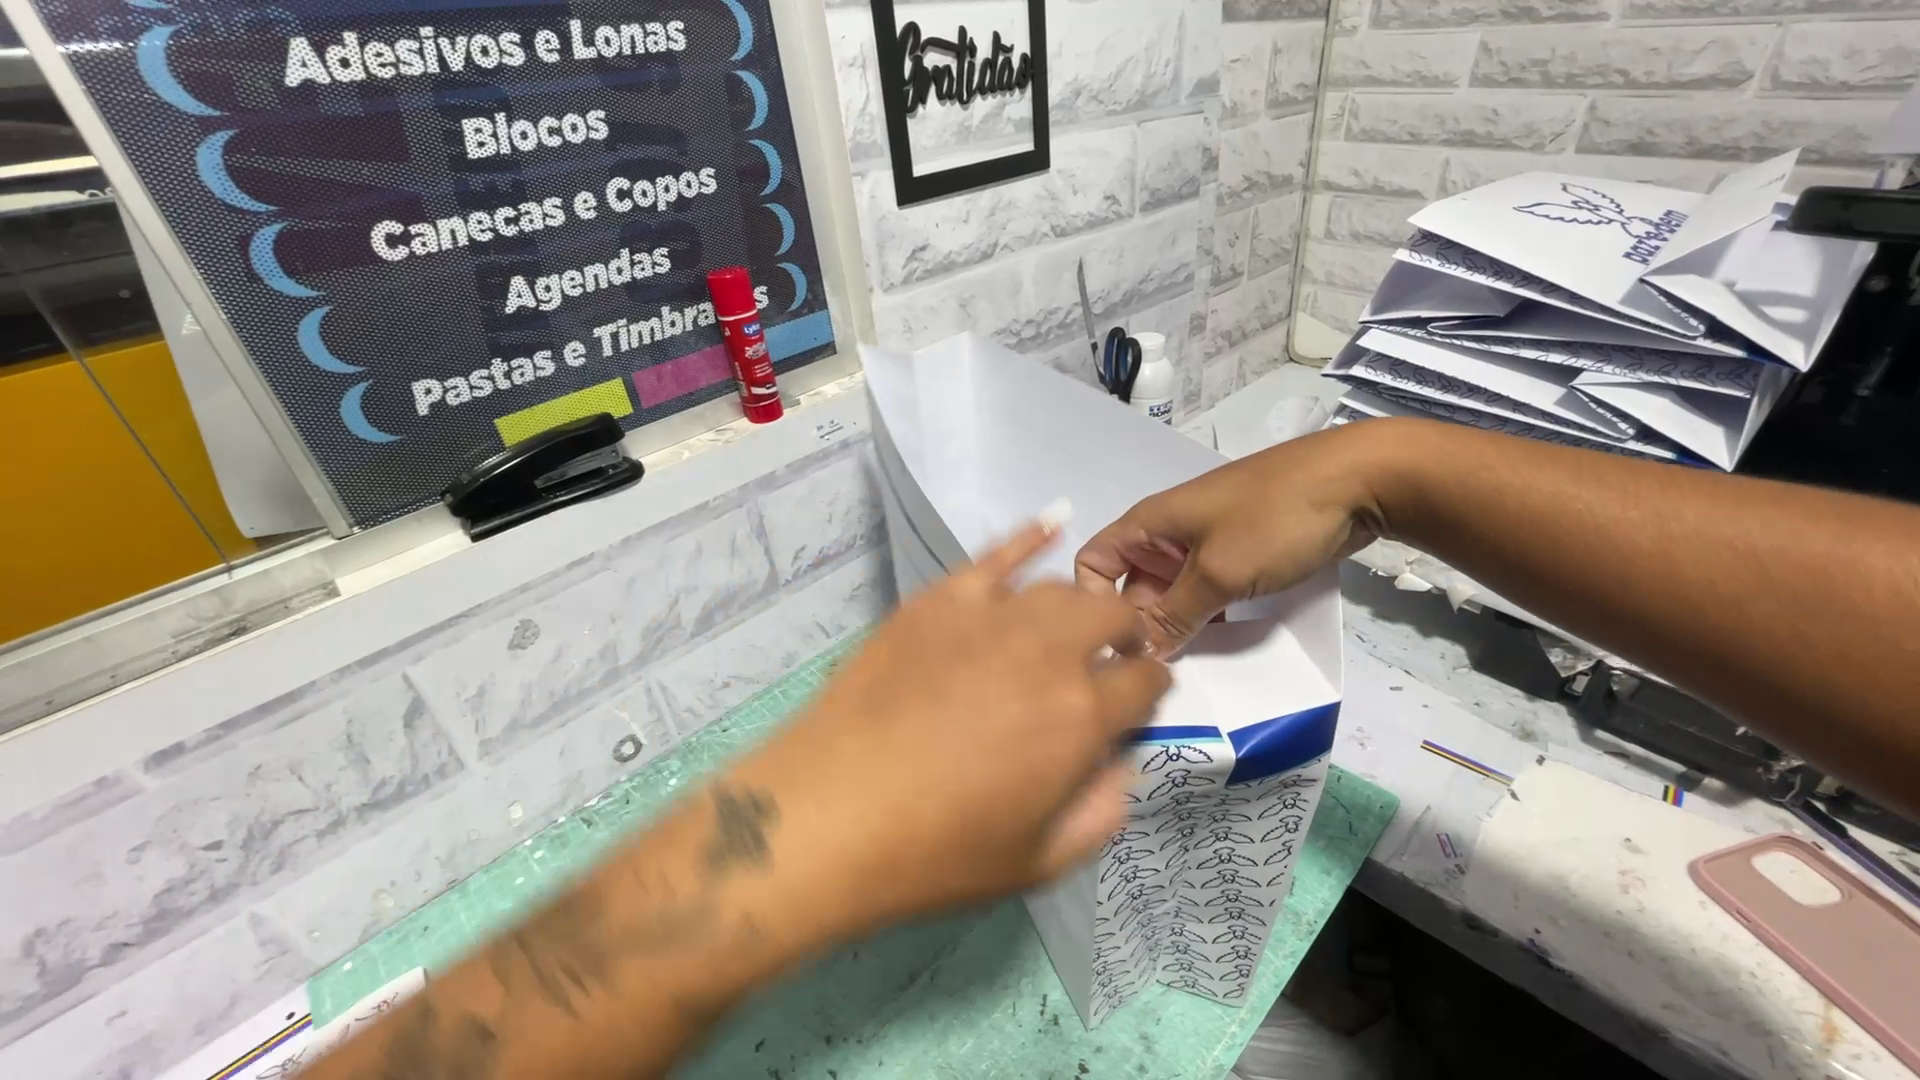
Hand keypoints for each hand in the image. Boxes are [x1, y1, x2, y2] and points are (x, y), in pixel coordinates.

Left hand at [734, 521, 1170, 932]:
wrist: (830, 815)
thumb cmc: (935, 852)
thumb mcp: (1039, 860)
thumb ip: (1101, 811)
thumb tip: (1119, 764)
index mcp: (1081, 716)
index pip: (1146, 681)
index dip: (1152, 687)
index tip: (1143, 697)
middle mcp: (1046, 652)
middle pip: (1112, 615)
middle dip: (1127, 633)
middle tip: (1110, 659)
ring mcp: (988, 616)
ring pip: (1058, 588)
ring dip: (1079, 605)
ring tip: (1070, 626)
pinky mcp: (938, 601)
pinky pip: (996, 555)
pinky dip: (1030, 536)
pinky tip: (1052, 521)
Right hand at [1075, 423, 1390, 656]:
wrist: (1358, 479)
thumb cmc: (1274, 518)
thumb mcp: (1218, 573)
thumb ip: (1174, 616)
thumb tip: (1142, 653)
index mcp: (1148, 525)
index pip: (1091, 563)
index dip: (1093, 604)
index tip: (1120, 646)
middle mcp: (1166, 534)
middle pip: (1130, 587)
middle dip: (1141, 627)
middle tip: (1161, 673)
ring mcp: (1203, 545)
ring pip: (1170, 594)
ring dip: (1176, 627)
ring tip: (1188, 667)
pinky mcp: (1236, 555)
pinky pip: (1205, 593)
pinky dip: (1205, 618)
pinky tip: (1219, 647)